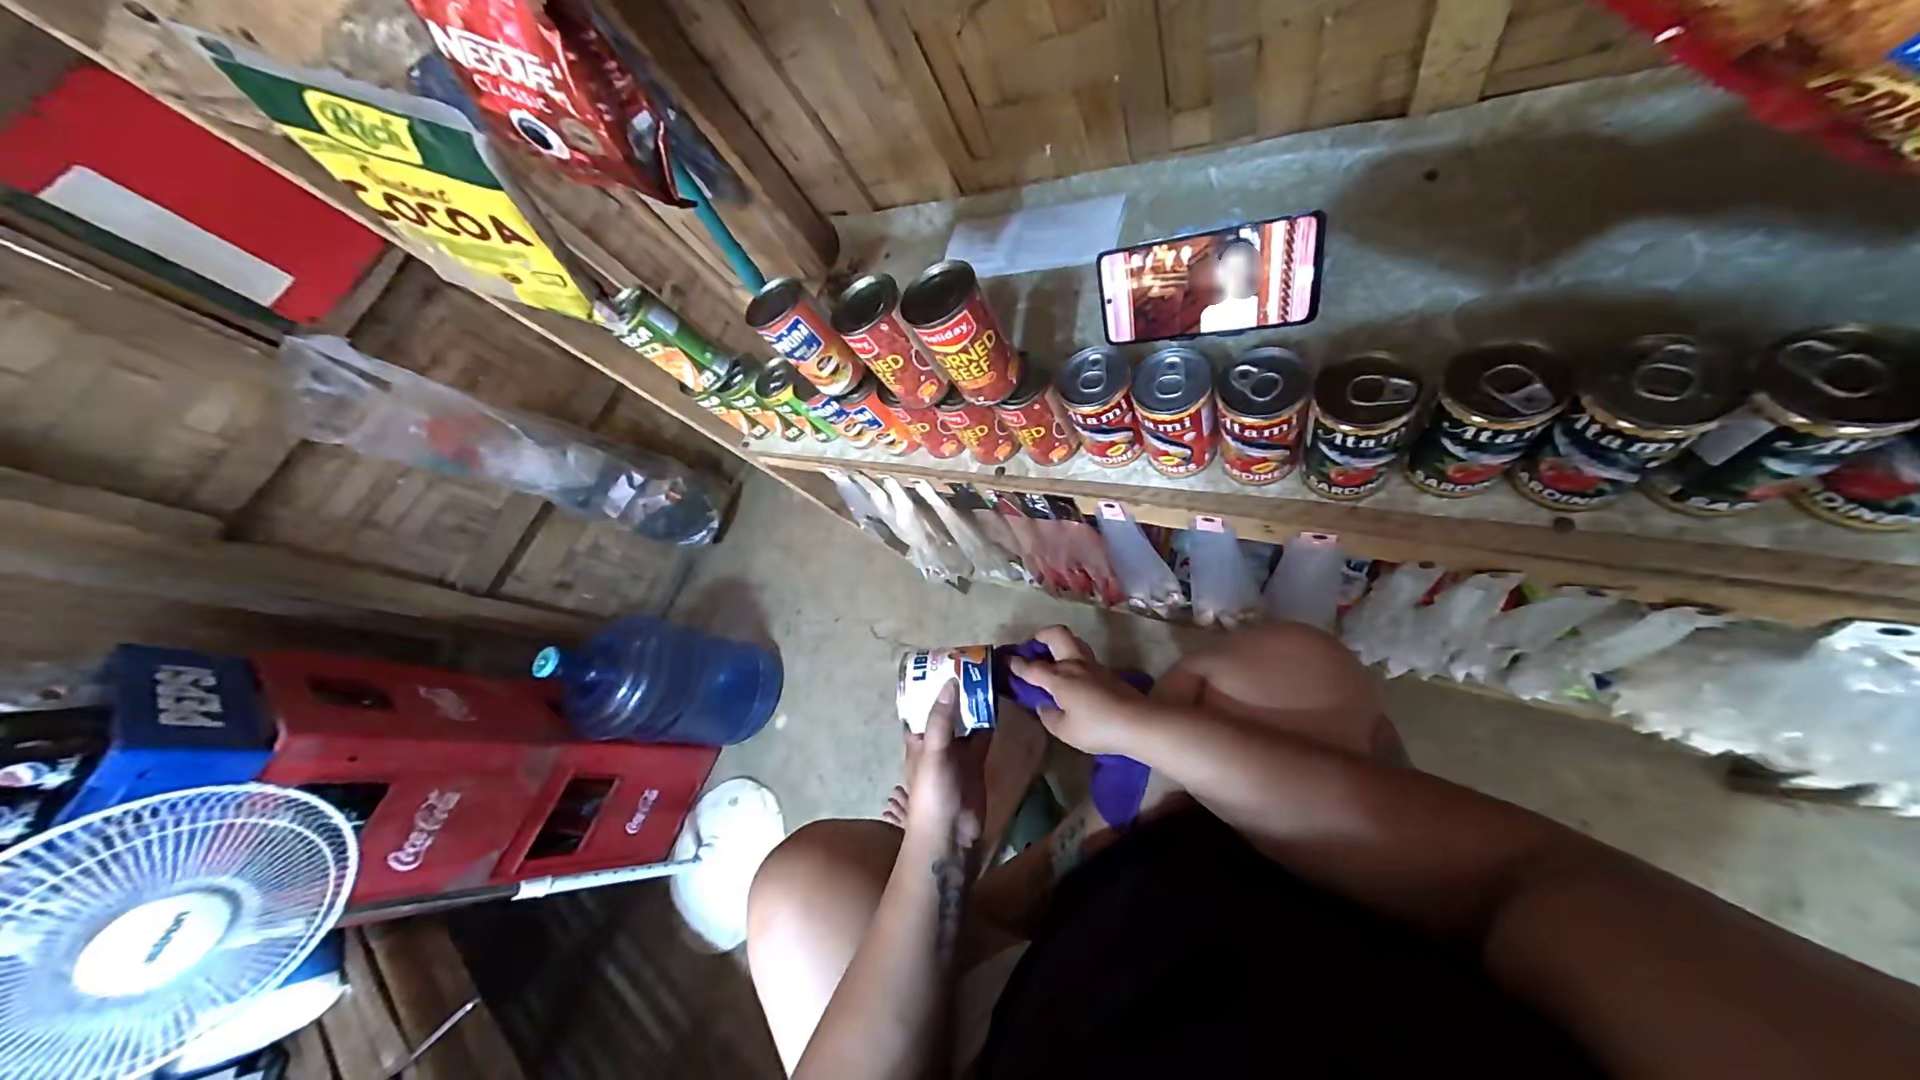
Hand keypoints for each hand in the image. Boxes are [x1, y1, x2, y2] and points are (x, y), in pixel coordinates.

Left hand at [905, 681, 991, 851]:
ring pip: (966, 722)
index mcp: (918, 740)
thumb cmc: (932, 793)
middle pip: (946, 712)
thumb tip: (950, 682)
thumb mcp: (933, 752)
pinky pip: (983, 737)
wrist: (952, 835)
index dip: (928, 689)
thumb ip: (941, 719)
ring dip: (974, 705)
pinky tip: (999, 704)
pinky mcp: (976, 763)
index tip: (942, 665)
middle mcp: (937, 743)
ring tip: (987, 678)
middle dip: (956, 693)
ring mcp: (958, 753)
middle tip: (971, 666)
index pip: (920, 708)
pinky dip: (990, 722)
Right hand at [1006, 625, 1149, 756]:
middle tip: (1035, 644)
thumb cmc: (1096, 727)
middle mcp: (1075, 665)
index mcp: (1059, 678)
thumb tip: (1044, 706)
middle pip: (1058, 635)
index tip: (1009, 660)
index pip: (1033, 668)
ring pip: (1075, 642)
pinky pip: (1086, 658)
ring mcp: (1094, 667)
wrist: (1137, 722)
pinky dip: (1074, 660)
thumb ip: (1049, 717)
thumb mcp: (1065, 730)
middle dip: (1043, 635)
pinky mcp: (1108, 673)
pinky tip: (1074, 677)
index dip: (1018, 664)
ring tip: (1054, 657)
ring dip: (1061, 644)